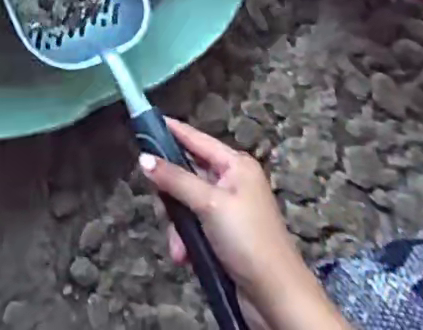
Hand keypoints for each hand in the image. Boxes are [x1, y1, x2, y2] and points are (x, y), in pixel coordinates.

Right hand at [138, 118, 309, 297]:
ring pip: (186, 202)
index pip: (195, 138)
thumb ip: (175, 179)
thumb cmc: (248, 241)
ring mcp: (228, 209)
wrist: (278, 300)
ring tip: (179, 246)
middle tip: (161, 204)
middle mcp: (232, 181)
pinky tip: (185, 256)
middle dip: (172, 193)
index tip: (143, 122)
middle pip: (187, 172)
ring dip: (178, 224)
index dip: (170, 130)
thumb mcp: (209, 204)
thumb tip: (143, 158)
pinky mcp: (224, 235)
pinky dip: (187, 239)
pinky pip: (194, 225)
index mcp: (235, 165)